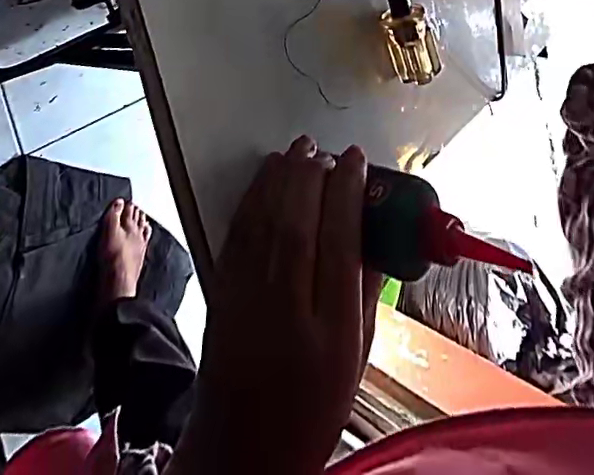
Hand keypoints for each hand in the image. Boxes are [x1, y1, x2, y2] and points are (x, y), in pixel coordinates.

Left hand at [172, 137, 381, 474]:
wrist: (239, 448)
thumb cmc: (307, 410)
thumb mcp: (355, 357)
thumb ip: (365, 292)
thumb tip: (371, 234)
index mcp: (330, 332)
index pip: (341, 243)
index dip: (350, 193)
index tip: (358, 163)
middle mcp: (285, 310)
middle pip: (299, 222)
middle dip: (314, 175)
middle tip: (328, 150)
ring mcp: (247, 298)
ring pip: (266, 219)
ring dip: (284, 175)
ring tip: (301, 149)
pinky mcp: (222, 291)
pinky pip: (239, 231)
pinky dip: (255, 195)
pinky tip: (268, 176)